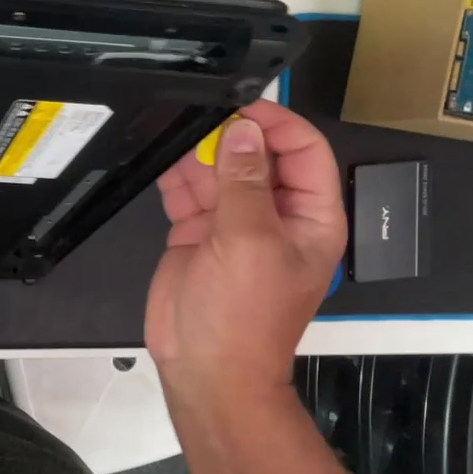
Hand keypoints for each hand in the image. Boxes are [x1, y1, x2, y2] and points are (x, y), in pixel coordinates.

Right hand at [145, 101, 346, 402]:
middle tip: (201, 120)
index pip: (304, 153)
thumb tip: (242, 133)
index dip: (278, 125)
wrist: (205, 368)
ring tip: (177, 137)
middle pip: (258, 157)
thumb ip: (245, 183)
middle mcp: (274, 216)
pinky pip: (188, 193)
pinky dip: (175, 177)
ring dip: (199, 155)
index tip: (244, 106)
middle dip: (232, 137)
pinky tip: (163, 163)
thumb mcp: (250, 241)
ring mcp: (233, 225)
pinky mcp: (197, 235)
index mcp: (309, 217)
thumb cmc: (243, 319)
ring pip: (219, 172)